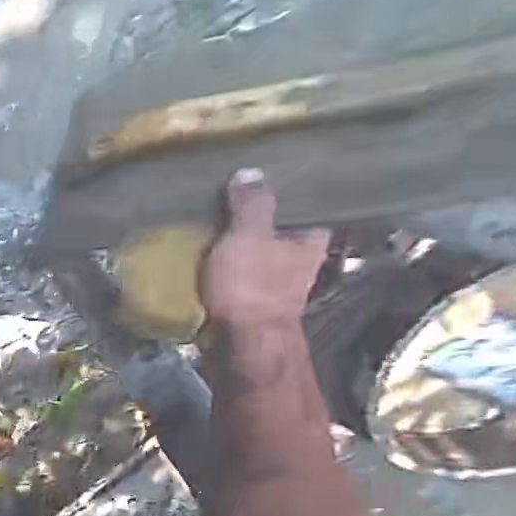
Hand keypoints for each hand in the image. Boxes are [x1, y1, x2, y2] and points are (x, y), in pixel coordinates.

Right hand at [199, 168, 328, 332]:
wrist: (242, 343)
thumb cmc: (252, 286)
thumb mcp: (248, 236)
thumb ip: (250, 204)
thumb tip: (251, 171)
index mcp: (311, 237)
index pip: (304, 202)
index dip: (282, 189)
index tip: (258, 176)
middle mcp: (300, 257)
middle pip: (277, 227)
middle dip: (253, 217)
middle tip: (223, 197)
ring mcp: (277, 281)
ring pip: (256, 251)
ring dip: (235, 242)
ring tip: (207, 225)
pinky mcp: (251, 300)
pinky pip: (236, 272)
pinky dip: (223, 264)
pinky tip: (204, 257)